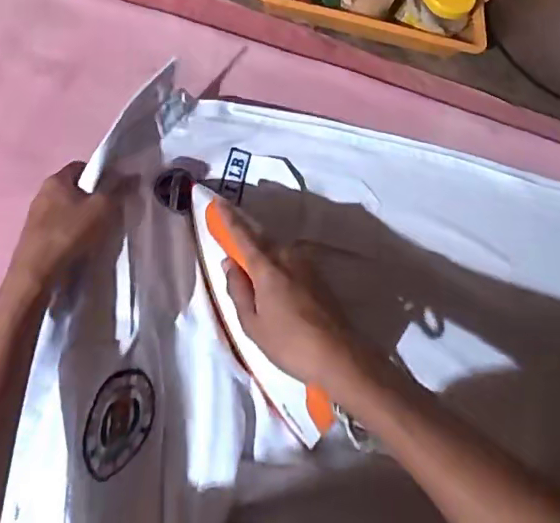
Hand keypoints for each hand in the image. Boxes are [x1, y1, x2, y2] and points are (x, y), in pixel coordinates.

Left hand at [7, 161, 126, 293]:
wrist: (36, 276)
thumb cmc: (69, 234)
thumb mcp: (102, 209)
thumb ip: (117, 190)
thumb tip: (132, 175)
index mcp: (55, 179)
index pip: (81, 167)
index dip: (100, 175)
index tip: (113, 192)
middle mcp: (41, 193)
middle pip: (73, 190)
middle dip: (91, 200)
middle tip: (108, 215)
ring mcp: (34, 217)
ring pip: (65, 212)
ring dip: (80, 220)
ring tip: (95, 236)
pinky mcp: (33, 239)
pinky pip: (57, 230)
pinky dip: (69, 236)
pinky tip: (78, 250)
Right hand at [218, 203, 368, 387]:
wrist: (342, 358)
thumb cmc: (289, 343)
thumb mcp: (253, 324)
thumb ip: (238, 290)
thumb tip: (230, 263)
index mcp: (266, 266)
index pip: (242, 234)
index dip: (228, 217)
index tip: (218, 200)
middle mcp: (286, 257)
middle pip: (261, 236)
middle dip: (245, 227)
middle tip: (231, 225)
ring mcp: (306, 265)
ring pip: (277, 247)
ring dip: (262, 246)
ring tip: (252, 256)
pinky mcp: (319, 277)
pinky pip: (290, 259)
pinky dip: (277, 259)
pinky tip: (275, 276)